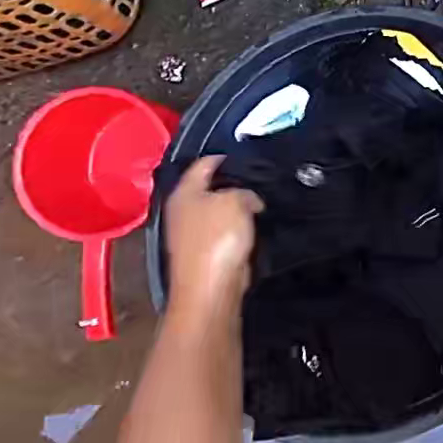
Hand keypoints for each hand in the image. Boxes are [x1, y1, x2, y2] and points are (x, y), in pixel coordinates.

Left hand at [164, 156, 262, 320]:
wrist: (210, 287)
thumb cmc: (218, 236)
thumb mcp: (236, 201)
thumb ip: (244, 192)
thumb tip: (249, 200)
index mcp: (184, 192)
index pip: (203, 164)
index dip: (223, 156)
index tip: (245, 155)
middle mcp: (182, 209)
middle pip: (208, 187)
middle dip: (231, 182)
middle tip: (257, 177)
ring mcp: (190, 233)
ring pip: (216, 209)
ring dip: (235, 205)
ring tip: (260, 199)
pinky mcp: (202, 252)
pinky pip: (222, 230)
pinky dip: (236, 225)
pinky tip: (253, 224)